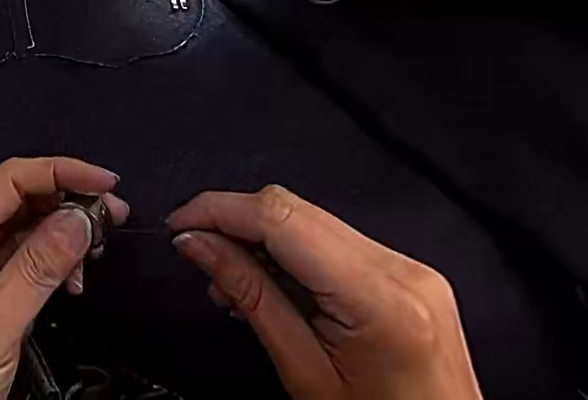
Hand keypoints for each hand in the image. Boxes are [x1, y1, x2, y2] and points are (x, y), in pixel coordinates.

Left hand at [0, 158, 129, 399]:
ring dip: (69, 232)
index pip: (15, 177)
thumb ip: (39, 266)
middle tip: (111, 212)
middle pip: (28, 194)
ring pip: (34, 223)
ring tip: (95, 246)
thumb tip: (80, 218)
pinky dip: (61, 259)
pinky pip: (34, 254)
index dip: (63, 171)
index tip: (102, 182)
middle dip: (72, 199)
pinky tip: (74, 276)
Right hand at [169, 186, 483, 399]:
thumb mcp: (304, 378)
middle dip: (236, 220)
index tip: (178, 223)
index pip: (282, 218)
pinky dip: (290, 250)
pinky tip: (267, 279)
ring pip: (310, 218)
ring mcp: (409, 264)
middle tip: (194, 249)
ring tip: (227, 279)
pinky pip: (332, 239)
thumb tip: (194, 241)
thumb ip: (250, 297)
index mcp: (380, 297)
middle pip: (295, 209)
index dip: (221, 209)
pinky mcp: (407, 271)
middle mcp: (400, 264)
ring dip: (259, 235)